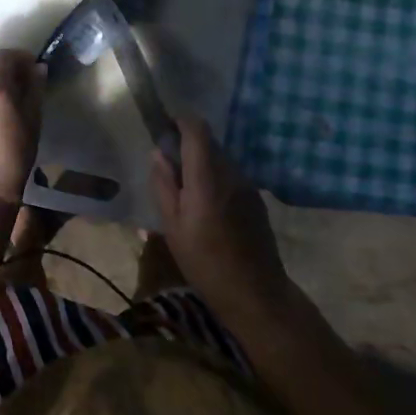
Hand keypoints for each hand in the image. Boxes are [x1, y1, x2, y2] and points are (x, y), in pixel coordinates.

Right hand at [151, 115, 288, 314]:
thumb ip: (164, 186)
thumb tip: (158, 154)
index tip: (164, 124)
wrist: (257, 293)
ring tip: (183, 187)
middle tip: (166, 163)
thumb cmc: (205, 262)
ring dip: (201, 162)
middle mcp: (231, 175)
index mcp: (207, 180)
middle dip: (187, 144)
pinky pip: (230, 176)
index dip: (181, 120)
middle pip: (209, 143)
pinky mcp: (256, 199)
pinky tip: (204, 204)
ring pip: (220, 159)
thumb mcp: (173, 227)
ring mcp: (248, 186)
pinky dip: (214, 177)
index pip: (198, 131)